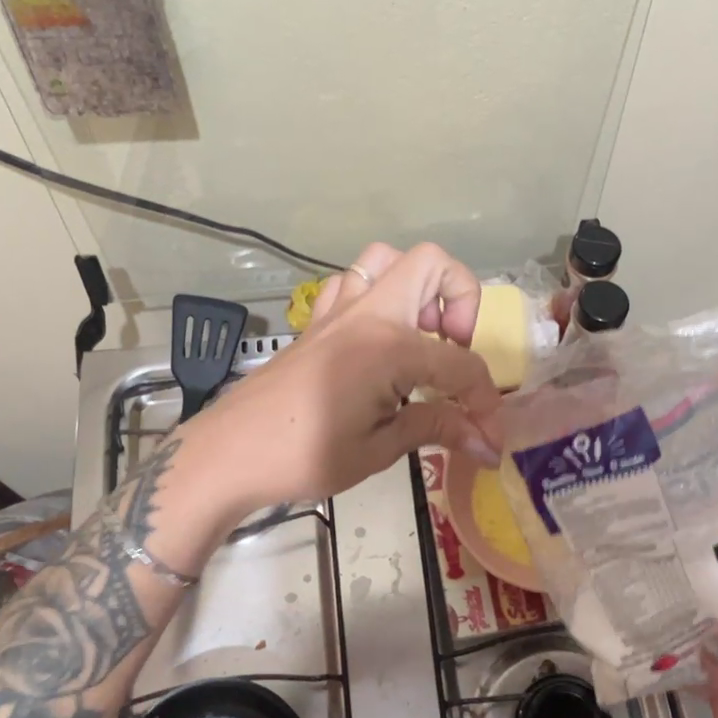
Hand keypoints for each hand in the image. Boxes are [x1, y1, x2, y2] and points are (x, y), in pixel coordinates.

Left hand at [188, 242, 503, 516]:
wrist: (228, 454)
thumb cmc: (304, 457)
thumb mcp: (378, 448)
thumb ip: (434, 428)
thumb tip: (486, 442)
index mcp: (388, 347)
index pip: (460, 363)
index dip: (484, 400)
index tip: (489, 435)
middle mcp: (368, 314)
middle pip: (432, 264)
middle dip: (460, 301)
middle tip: (452, 351)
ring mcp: (338, 312)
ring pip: (387, 260)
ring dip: (417, 290)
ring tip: (420, 339)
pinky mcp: (317, 322)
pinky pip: (354, 284)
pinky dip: (378, 297)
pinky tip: (379, 342)